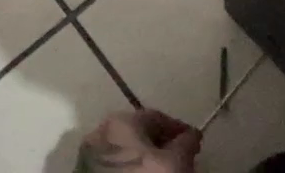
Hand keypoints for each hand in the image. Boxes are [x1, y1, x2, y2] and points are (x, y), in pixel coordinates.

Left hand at [77, 110, 200, 172]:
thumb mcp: (175, 162)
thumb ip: (186, 143)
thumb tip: (191, 136)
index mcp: (120, 121)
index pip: (156, 117)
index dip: (179, 130)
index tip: (194, 143)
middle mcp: (101, 134)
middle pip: (139, 135)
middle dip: (161, 146)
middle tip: (180, 160)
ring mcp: (90, 158)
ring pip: (127, 153)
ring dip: (146, 161)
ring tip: (164, 171)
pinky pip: (116, 167)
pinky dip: (131, 170)